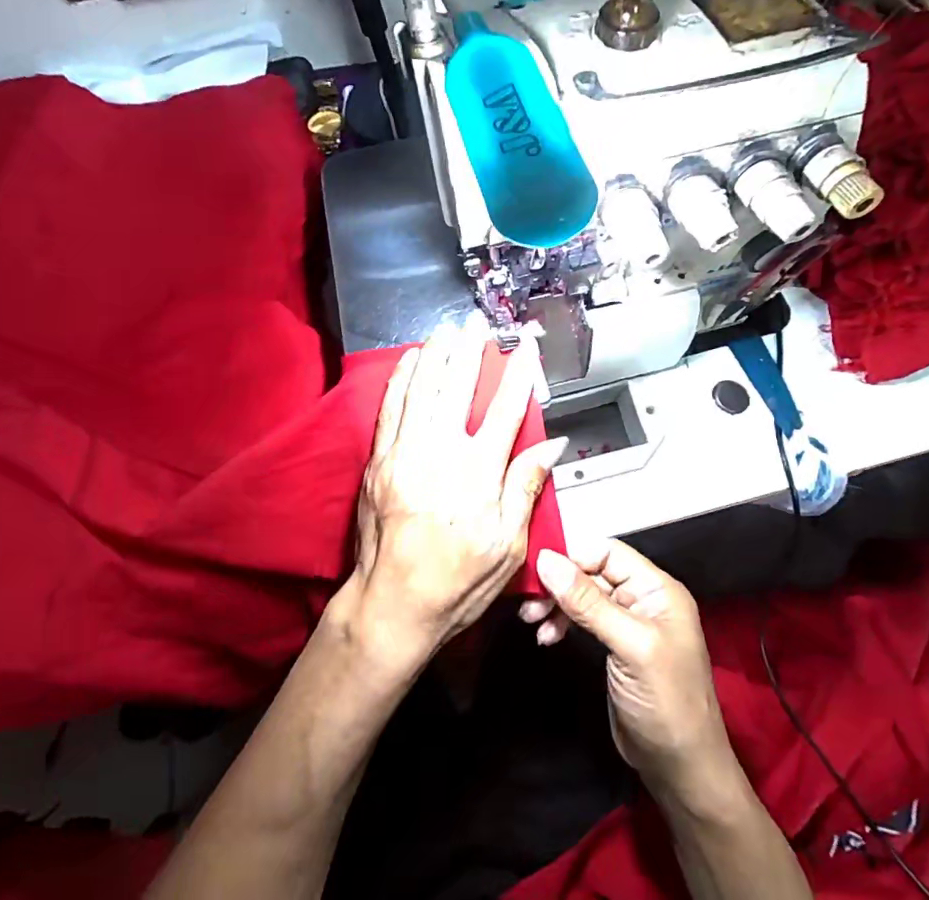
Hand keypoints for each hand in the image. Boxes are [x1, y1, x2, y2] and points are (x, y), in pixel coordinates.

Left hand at [330, 325, 568, 668]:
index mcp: (477, 475)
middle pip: (457, 388)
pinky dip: (401, 380)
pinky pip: (390, 409)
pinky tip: (409, 361)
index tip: (525, 349)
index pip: (505, 410)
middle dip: (471, 349)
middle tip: (478, 323)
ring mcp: (403, 455)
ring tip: (446, 329)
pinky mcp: (378, 463)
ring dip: (435, 355)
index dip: (518, 375)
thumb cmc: (456, 581)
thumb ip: (525, 486)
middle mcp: (438, 455)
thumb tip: (550, 446)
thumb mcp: (508, 544)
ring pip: (420, 390)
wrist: (391, 606)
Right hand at [526, 536, 737, 802]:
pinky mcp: (616, 647)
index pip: (609, 552)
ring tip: (532, 621)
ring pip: (586, 597)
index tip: (535, 570)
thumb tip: (547, 561)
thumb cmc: (666, 700)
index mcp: (657, 589)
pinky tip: (547, 637)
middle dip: (560, 582)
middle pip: (594, 572)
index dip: (573, 555)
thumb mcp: (630, 646)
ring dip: (557, 604)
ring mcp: (630, 623)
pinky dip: (564, 623)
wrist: (681, 765)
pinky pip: (585, 621)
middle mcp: (644, 599)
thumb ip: (590, 603)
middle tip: (527, 603)